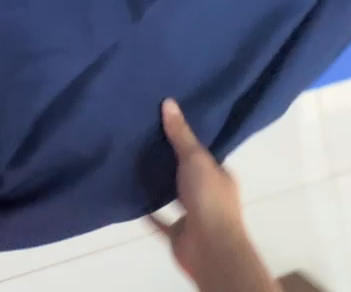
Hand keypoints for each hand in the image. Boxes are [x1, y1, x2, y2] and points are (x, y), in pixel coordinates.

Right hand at [151, 99, 278, 291]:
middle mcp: (208, 194)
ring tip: (134, 162)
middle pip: (187, 173)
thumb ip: (181, 134)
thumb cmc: (208, 199)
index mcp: (219, 176)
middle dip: (171, 161)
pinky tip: (131, 197)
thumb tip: (168, 101)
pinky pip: (159, 219)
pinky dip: (148, 211)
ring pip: (173, 195)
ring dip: (159, 185)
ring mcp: (194, 216)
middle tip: (145, 137)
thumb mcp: (195, 158)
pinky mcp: (178, 234)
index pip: (204, 153)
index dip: (188, 139)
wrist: (210, 249)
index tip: (168, 122)